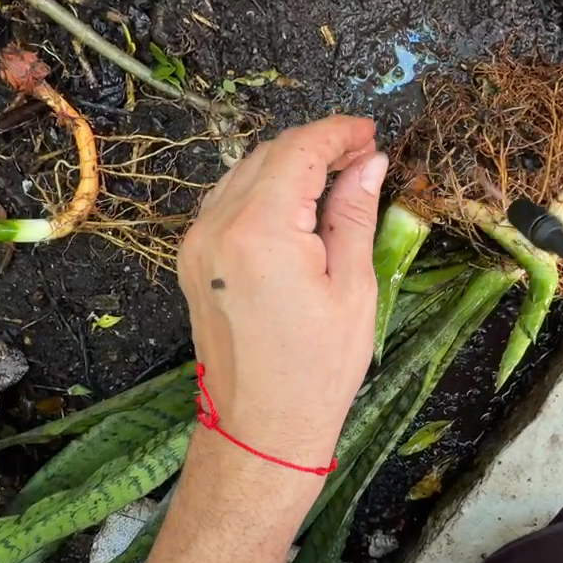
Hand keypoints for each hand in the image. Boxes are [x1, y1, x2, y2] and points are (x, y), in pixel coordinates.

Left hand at [177, 115, 386, 490]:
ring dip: (288, 165)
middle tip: (362, 158)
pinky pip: (227, 203)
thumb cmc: (317, 370)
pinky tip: (296, 205)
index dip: (338, 133)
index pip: (298, 150)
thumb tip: (371, 163)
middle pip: (267, 155)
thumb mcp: (352, 288)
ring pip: (243, 174)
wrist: (261, 429)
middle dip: (316, 146)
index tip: (370, 135)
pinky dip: (263, 190)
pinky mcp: (191, 261)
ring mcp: (196, 244)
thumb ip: (354, 214)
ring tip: (335, 179)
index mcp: (260, 231)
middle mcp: (216, 227)